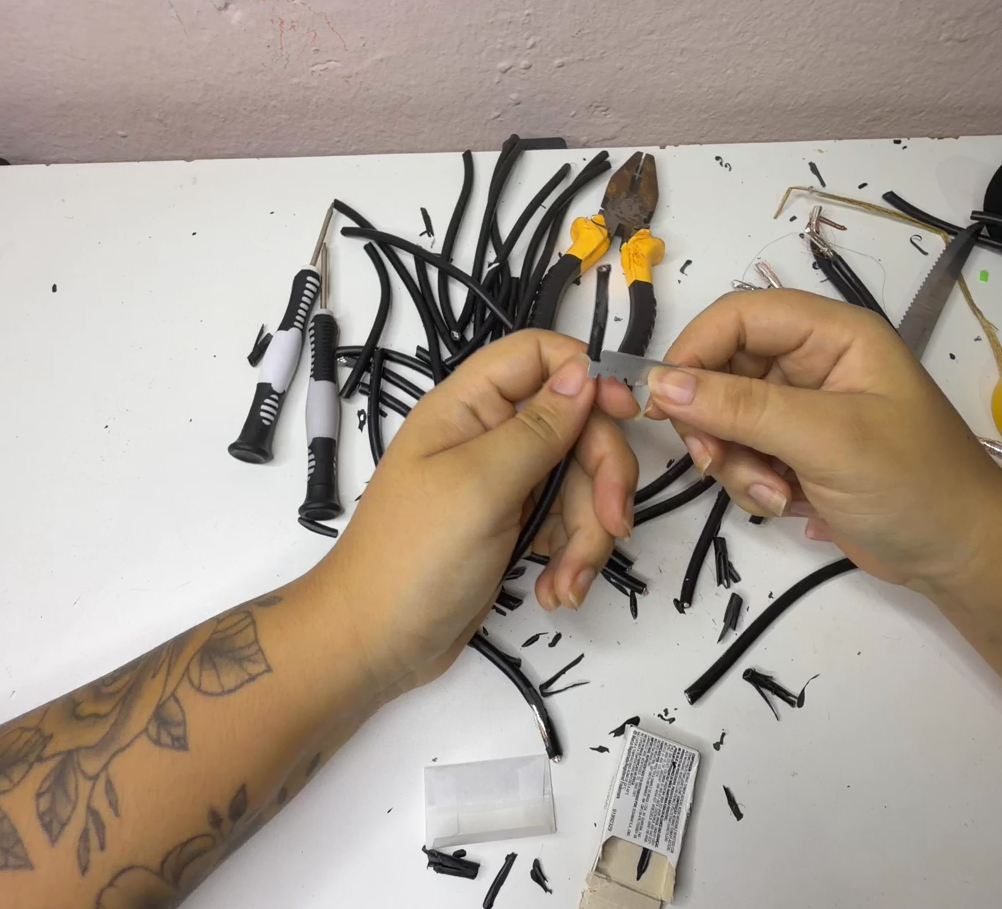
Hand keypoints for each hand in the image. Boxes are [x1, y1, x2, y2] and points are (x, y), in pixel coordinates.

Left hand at [316, 330, 637, 695]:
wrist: (376, 645)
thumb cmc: (414, 558)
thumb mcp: (480, 486)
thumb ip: (538, 428)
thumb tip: (585, 372)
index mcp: (468, 406)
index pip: (538, 355)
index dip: (587, 374)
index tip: (625, 412)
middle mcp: (490, 434)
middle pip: (576, 424)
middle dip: (602, 477)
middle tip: (613, 524)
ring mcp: (505, 480)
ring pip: (581, 480)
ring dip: (588, 534)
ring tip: (567, 582)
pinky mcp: (517, 522)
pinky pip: (568, 521)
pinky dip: (573, 556)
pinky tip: (556, 590)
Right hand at [645, 288, 1001, 591]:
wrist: (961, 559)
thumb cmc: (913, 484)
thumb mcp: (826, 440)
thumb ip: (741, 408)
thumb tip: (661, 384)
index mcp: (831, 334)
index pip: (738, 316)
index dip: (695, 349)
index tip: (664, 400)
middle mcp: (810, 362)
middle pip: (722, 369)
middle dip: (714, 420)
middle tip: (713, 460)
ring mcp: (799, 409)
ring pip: (723, 416)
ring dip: (734, 460)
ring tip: (774, 492)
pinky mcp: (791, 449)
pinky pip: (739, 451)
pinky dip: (749, 480)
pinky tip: (787, 503)